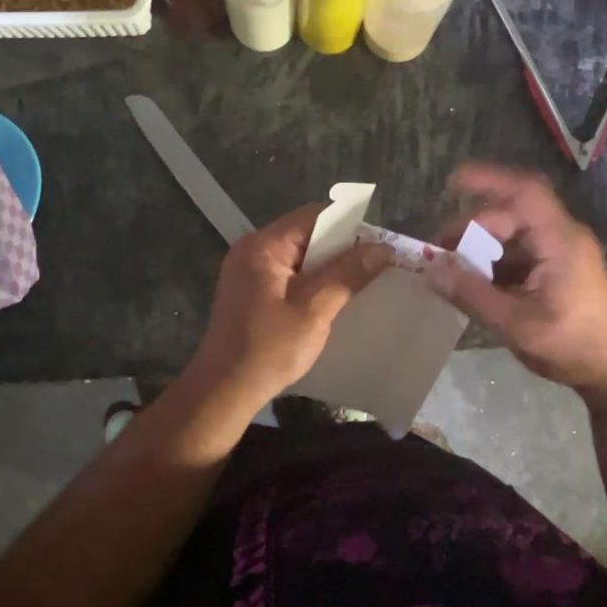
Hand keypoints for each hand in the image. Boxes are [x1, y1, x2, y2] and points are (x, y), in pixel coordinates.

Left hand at [190, 204, 391, 401]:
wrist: (224, 390)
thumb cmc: (269, 349)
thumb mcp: (314, 310)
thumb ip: (347, 274)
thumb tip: (382, 248)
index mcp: (264, 245)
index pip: (314, 216)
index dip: (350, 226)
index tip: (379, 246)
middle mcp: (253, 248)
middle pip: (307, 232)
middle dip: (342, 247)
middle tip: (377, 266)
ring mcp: (249, 269)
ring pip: (300, 254)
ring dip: (329, 266)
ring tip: (362, 281)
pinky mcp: (251, 289)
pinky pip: (289, 272)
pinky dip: (313, 279)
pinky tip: (334, 298)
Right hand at [432, 163, 606, 394]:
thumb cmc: (572, 345)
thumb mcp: (516, 323)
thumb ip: (472, 294)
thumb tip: (432, 272)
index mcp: (559, 240)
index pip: (524, 191)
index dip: (488, 179)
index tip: (451, 183)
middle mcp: (562, 237)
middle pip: (511, 214)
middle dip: (472, 227)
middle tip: (439, 252)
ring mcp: (561, 253)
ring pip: (513, 235)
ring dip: (481, 248)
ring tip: (450, 270)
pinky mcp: (558, 270)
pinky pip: (520, 254)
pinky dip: (494, 264)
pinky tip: (473, 284)